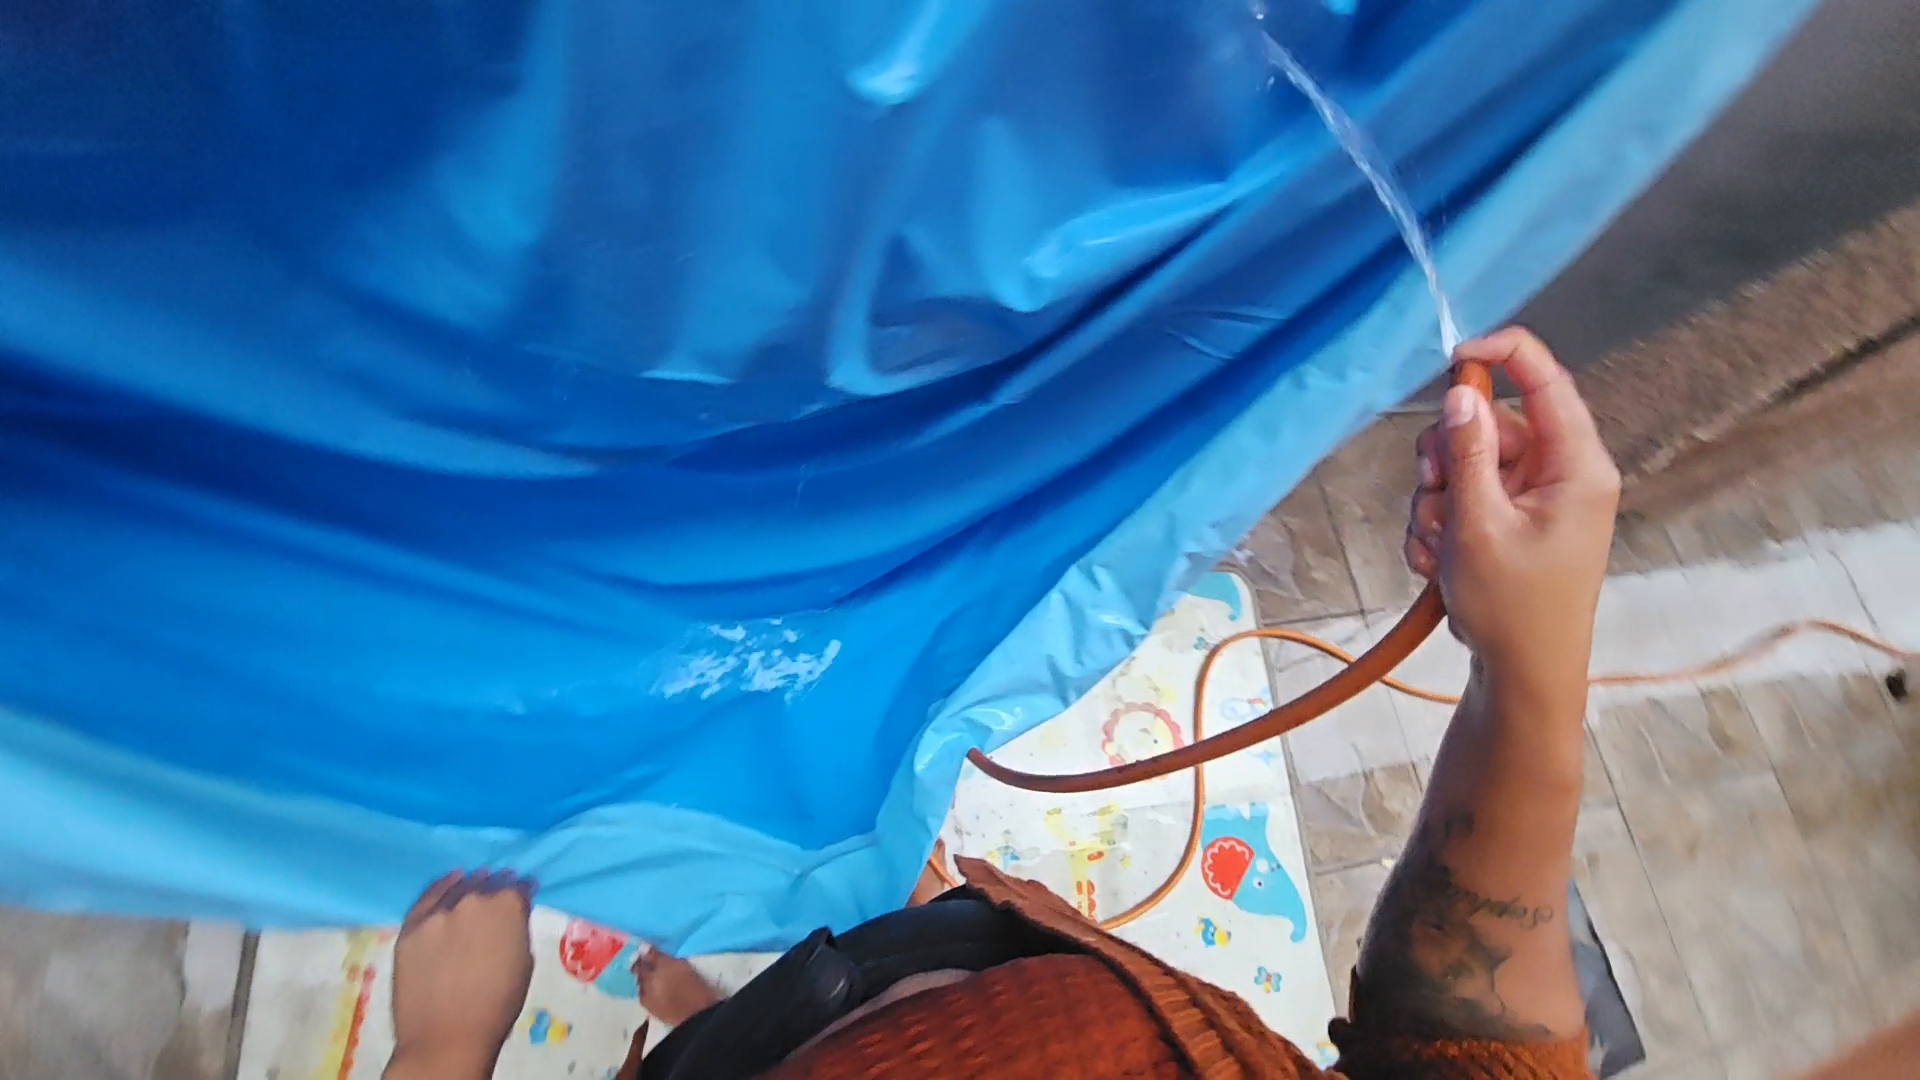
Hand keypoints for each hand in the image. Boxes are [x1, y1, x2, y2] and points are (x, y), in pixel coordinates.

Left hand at [385, 869, 537, 1079]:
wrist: (447, 1038)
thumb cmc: (498, 1003)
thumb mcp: (524, 958)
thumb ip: (518, 927)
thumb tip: (513, 913)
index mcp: (508, 905)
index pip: (520, 885)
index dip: (524, 891)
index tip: (526, 895)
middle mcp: (474, 900)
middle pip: (489, 882)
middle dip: (498, 887)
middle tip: (500, 896)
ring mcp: (439, 913)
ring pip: (461, 887)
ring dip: (472, 886)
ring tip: (476, 885)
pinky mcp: (412, 928)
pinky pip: (428, 897)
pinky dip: (442, 885)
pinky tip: (452, 879)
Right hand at [1403, 328, 1619, 691]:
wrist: (1521, 667)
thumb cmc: (1512, 602)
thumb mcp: (1478, 525)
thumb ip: (1468, 455)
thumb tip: (1460, 392)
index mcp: (1574, 465)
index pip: (1545, 383)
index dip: (1503, 355)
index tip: (1453, 356)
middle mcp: (1555, 473)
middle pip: (1486, 428)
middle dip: (1444, 460)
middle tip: (1432, 495)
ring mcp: (1528, 498)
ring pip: (1462, 466)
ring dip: (1434, 502)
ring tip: (1435, 546)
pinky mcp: (1505, 520)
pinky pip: (1458, 499)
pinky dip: (1438, 524)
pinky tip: (1437, 559)